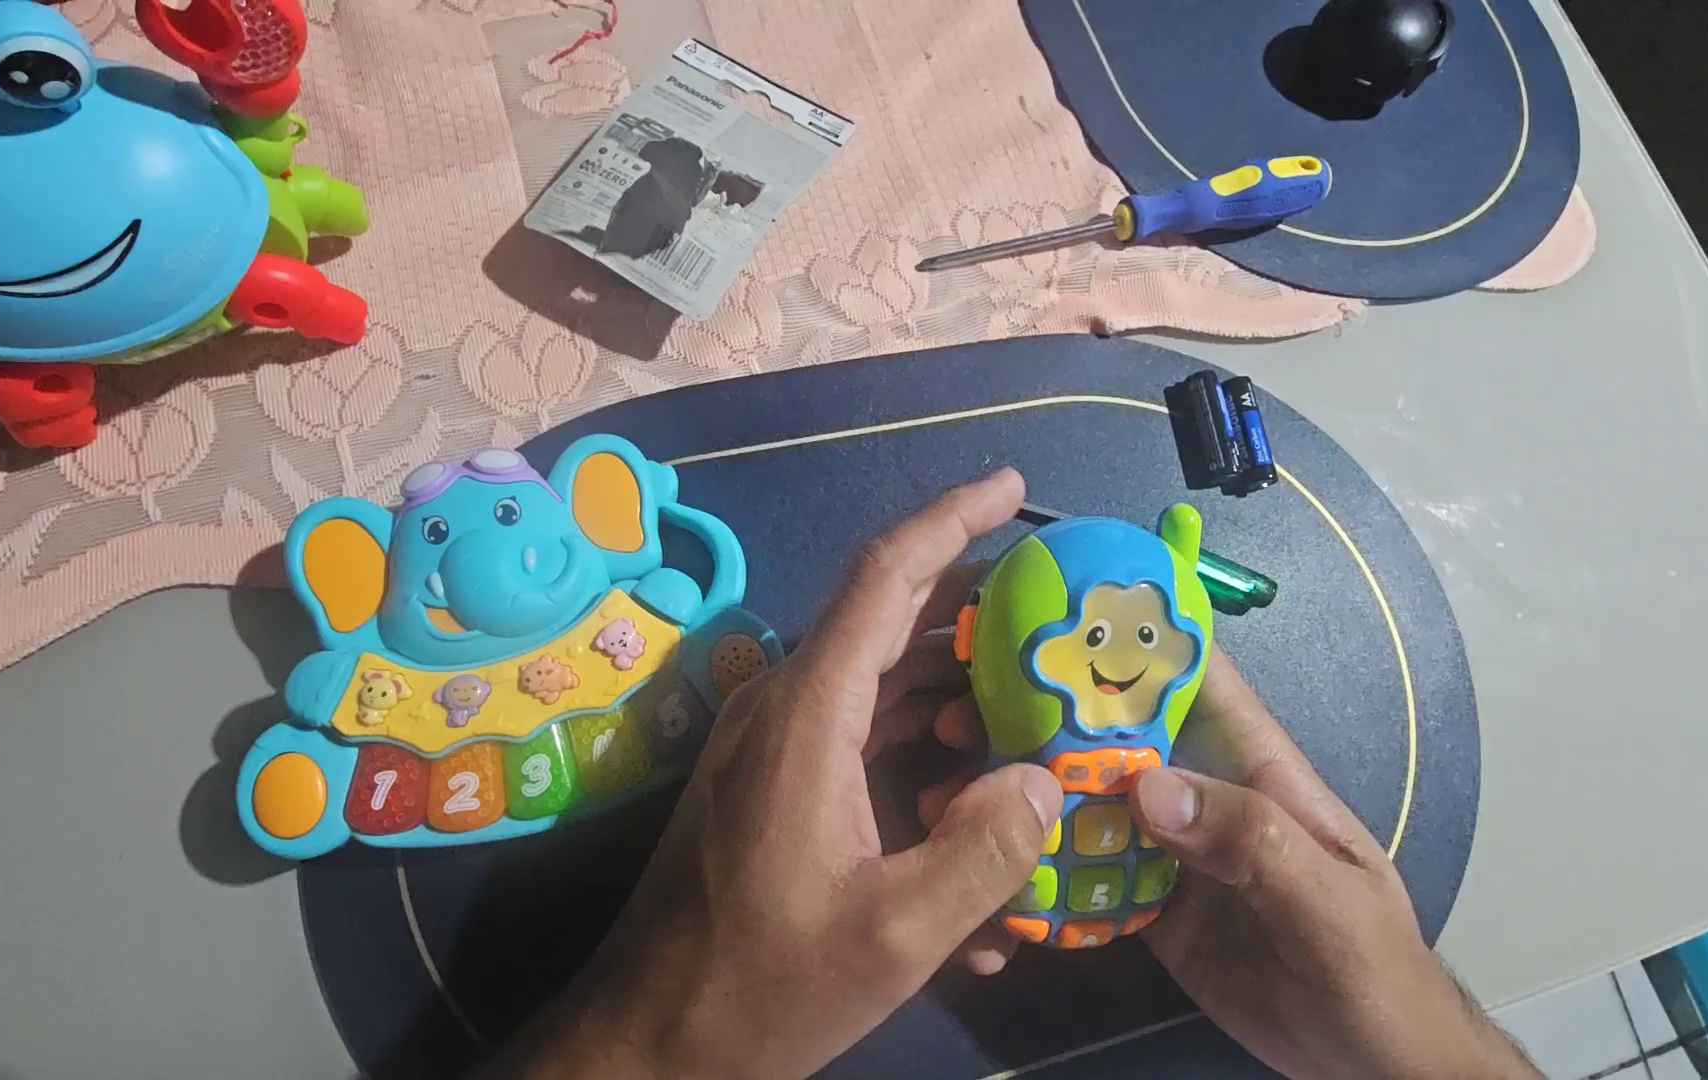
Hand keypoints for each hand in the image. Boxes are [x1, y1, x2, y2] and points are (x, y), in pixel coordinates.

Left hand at [496, 468, 1065, 1079]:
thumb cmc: (762, 984)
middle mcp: (790, 700)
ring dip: (955, 681)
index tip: (1011, 486)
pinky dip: (922, 738)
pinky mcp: (781, 770)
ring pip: (883, 673)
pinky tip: (974, 789)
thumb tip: (1043, 779)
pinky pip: (864, 726)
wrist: (653, 1035)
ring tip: (1031, 704)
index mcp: (810, 710)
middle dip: (973, 606)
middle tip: (1053, 613)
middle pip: (890, 616)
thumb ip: (982, 854)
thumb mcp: (892, 936)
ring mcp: (781, 734)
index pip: (884, 576)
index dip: (951, 519)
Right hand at [932, 650, 1538, 1079]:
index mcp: (1244, 757)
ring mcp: (1159, 834)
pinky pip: (1076, 855)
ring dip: (1021, 782)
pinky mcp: (1136, 884)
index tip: (1044, 615)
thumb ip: (1249, 837)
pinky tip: (983, 857)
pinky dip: (1033, 851)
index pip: (1186, 669)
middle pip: (1108, 724)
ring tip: (949, 788)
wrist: (1367, 1068)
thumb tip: (1146, 786)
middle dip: (1037, 709)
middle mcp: (1191, 781)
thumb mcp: (1328, 903)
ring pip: (1080, 787)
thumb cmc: (1371, 969)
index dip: (1124, 630)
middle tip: (958, 716)